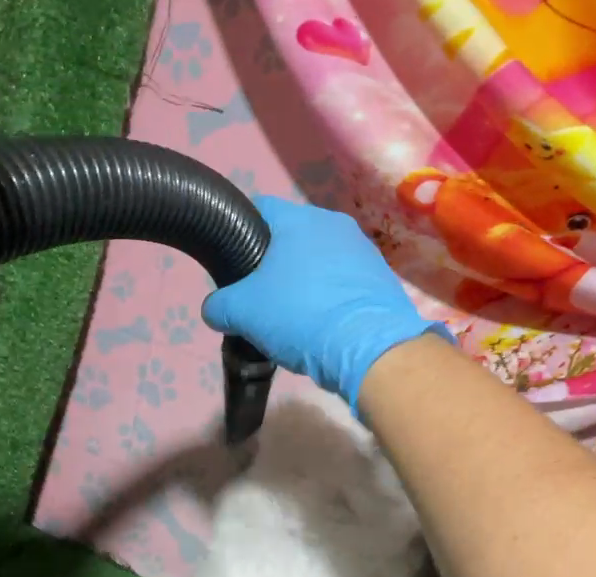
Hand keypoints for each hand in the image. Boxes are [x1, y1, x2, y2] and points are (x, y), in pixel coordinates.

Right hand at [202, 195, 448, 409]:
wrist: (369, 349)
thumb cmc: (300, 315)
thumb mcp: (243, 312)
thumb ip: (219, 305)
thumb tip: (213, 310)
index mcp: (300, 218)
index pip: (260, 207)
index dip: (240, 230)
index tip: (232, 261)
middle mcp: (335, 225)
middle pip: (292, 239)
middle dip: (274, 266)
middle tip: (260, 300)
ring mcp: (363, 252)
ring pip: (320, 264)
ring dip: (304, 285)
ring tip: (292, 320)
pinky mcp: (382, 282)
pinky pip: (344, 286)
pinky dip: (330, 302)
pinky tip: (322, 328)